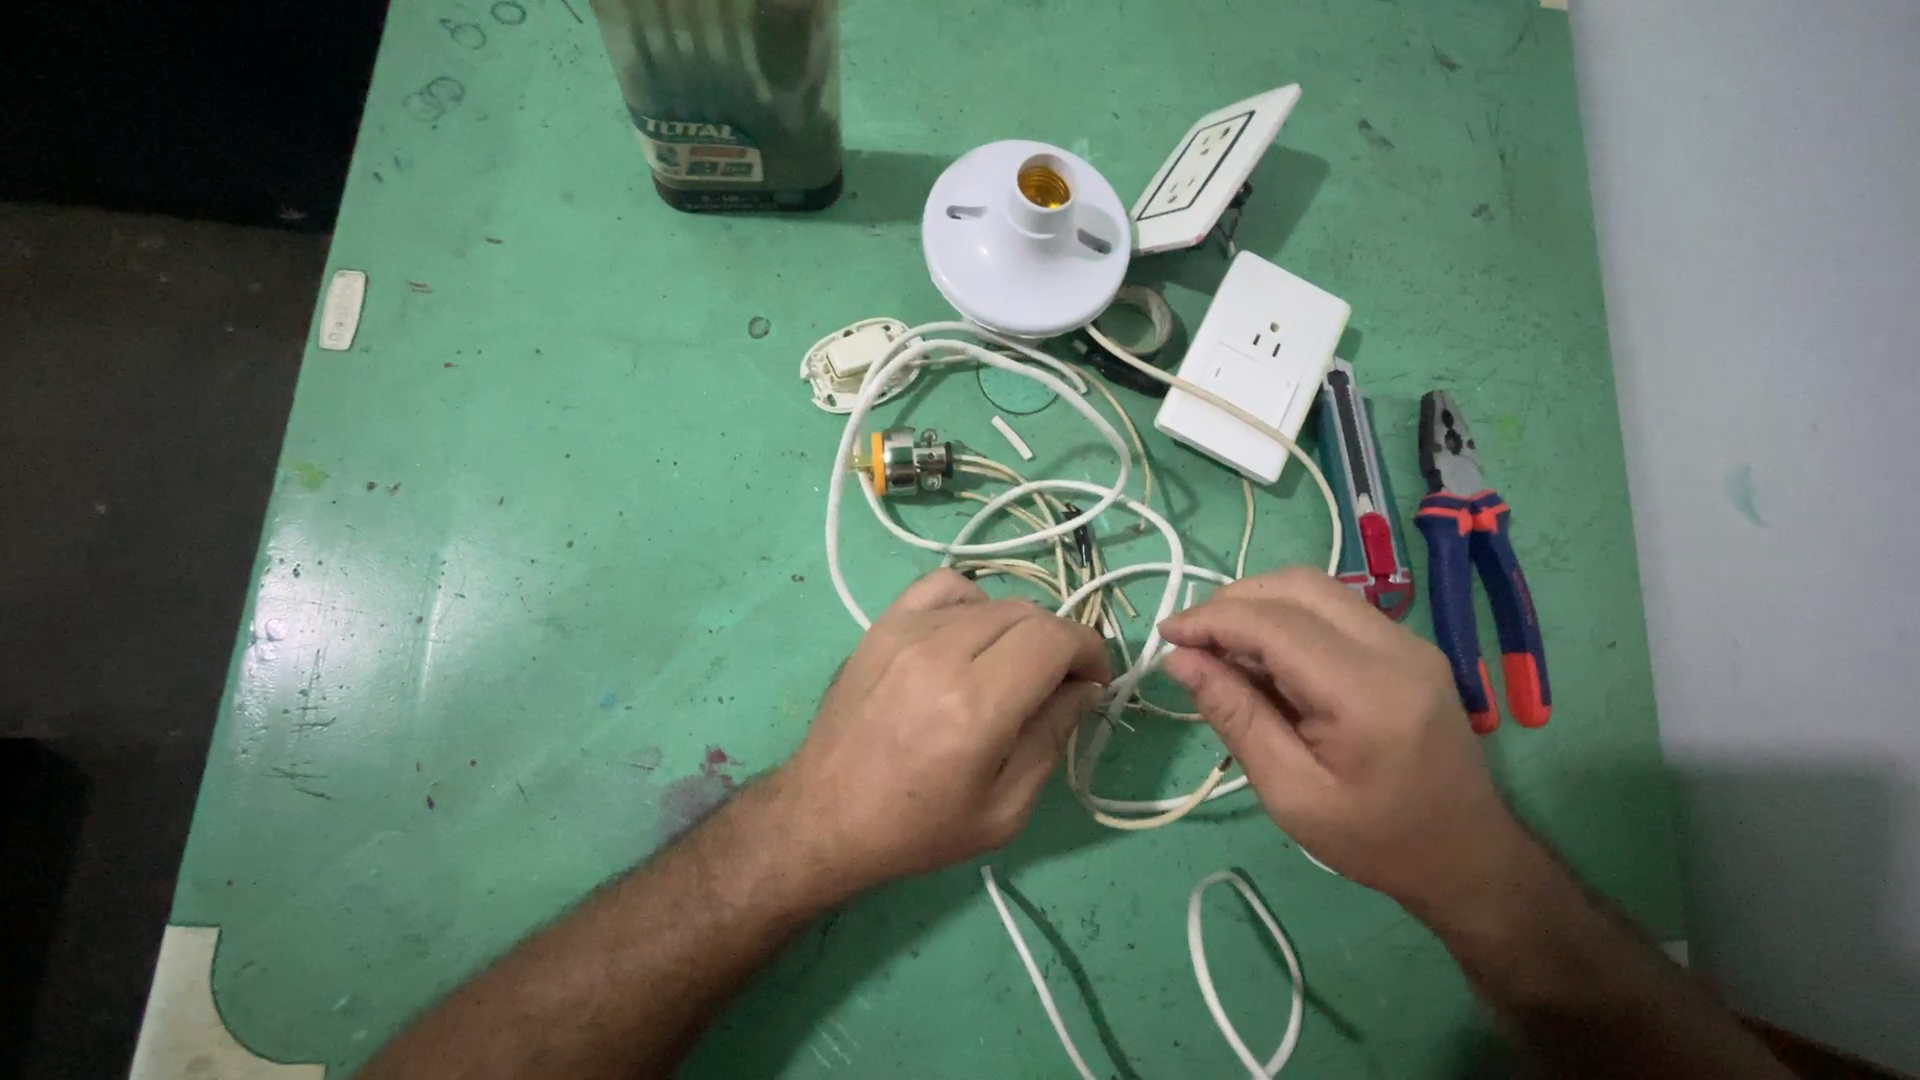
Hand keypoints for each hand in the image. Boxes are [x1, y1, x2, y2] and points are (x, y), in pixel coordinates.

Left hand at [773, 569, 1110, 894]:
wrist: (824, 816)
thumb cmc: (918, 828)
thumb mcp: (1005, 811)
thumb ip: (1052, 739)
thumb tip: (1084, 688)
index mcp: (976, 705)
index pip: (1055, 637)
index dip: (1090, 650)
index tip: (1095, 681)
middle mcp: (942, 654)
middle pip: (1029, 613)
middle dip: (1060, 643)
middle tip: (1059, 684)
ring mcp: (906, 632)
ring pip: (992, 599)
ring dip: (1020, 628)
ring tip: (1012, 667)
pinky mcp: (882, 626)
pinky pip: (943, 587)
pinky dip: (973, 603)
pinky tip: (969, 636)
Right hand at [1157, 568, 1526, 916]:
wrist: (1467, 858)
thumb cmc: (1374, 841)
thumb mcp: (1289, 793)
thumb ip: (1235, 717)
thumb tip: (1179, 659)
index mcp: (1367, 693)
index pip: (1274, 623)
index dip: (1211, 620)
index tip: (1165, 636)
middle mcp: (1394, 649)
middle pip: (1296, 587)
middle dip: (1232, 602)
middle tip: (1192, 643)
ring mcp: (1407, 641)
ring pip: (1315, 588)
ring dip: (1258, 605)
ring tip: (1223, 649)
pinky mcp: (1407, 646)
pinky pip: (1334, 607)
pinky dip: (1287, 617)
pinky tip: (1266, 658)